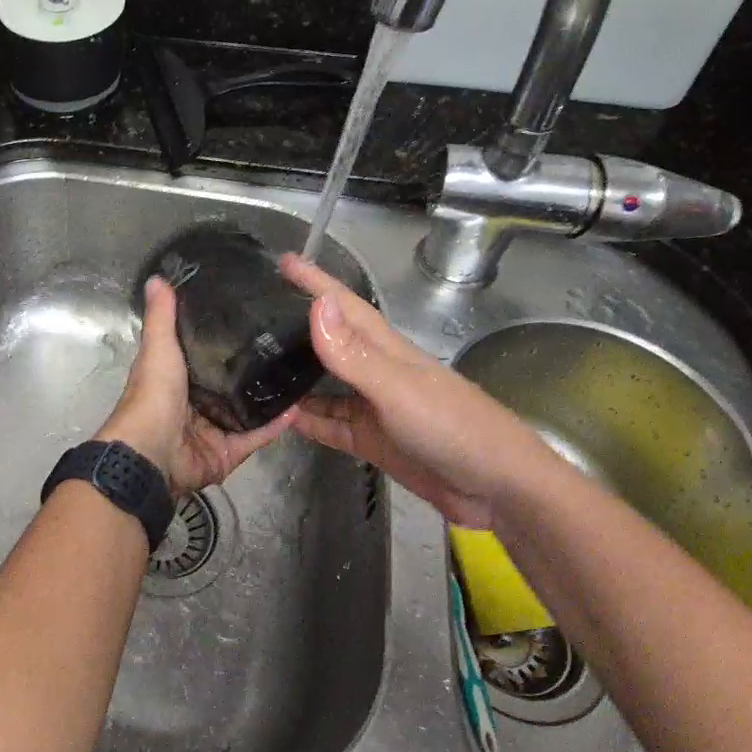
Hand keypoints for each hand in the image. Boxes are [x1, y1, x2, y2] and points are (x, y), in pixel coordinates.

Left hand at [96, 276, 294, 498]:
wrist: (152, 453)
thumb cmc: (153, 396)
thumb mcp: (158, 348)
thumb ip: (161, 317)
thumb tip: (158, 278)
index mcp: (174, 377)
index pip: (201, 355)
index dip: (222, 339)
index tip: (250, 316)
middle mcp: (193, 403)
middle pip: (227, 385)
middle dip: (251, 370)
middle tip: (285, 344)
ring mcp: (211, 429)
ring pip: (245, 411)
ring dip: (268, 397)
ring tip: (297, 373)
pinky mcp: (228, 452)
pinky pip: (256, 436)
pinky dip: (274, 425)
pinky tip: (296, 407)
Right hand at [278, 255, 564, 528]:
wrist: (500, 491)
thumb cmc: (455, 428)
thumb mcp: (398, 387)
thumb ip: (354, 353)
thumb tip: (317, 303)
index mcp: (386, 350)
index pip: (344, 307)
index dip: (316, 282)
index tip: (285, 260)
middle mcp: (376, 372)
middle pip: (329, 343)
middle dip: (295, 325)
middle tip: (253, 314)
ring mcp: (374, 408)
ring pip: (323, 385)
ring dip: (293, 377)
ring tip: (252, 368)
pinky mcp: (372, 441)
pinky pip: (328, 424)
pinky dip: (305, 420)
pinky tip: (278, 419)